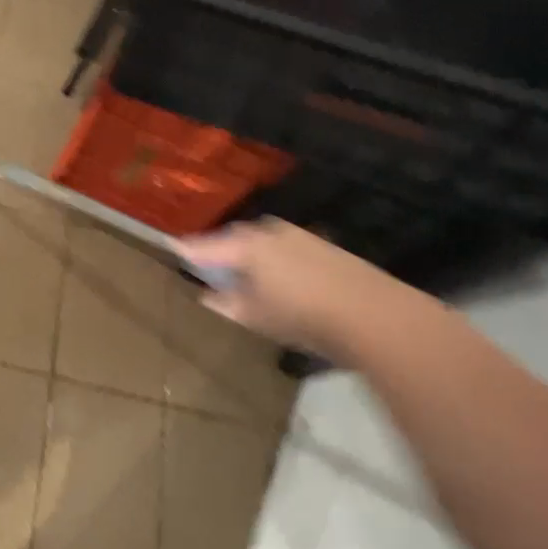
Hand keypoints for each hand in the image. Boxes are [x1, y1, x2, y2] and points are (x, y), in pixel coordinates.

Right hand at [174, 218, 436, 362]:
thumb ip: (227, 303)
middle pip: (236, 239)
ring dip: (252, 256)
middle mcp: (270, 232)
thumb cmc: (302, 316)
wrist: (375, 315)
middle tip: (211, 268)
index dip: (189, 249)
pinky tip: (280, 281)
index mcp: (247, 245)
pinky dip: (275, 261)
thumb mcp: (255, 316)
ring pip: (264, 243)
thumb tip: (208, 294)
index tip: (172, 248)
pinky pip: (285, 250)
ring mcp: (300, 236)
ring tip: (246, 276)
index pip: (206, 245)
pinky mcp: (324, 247)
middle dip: (223, 251)